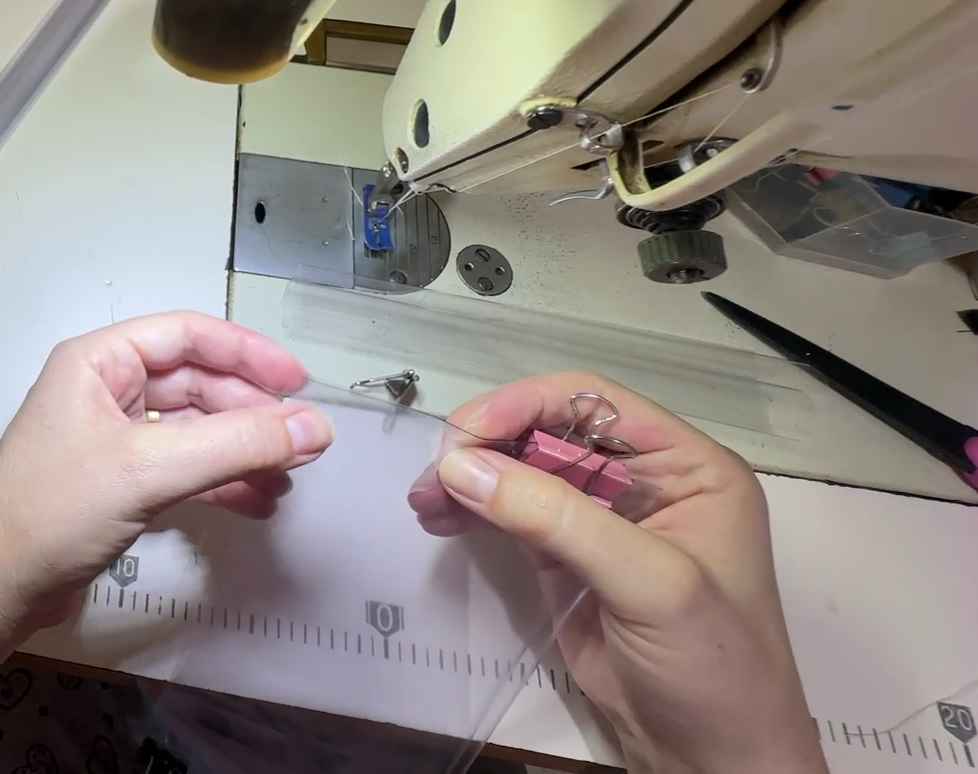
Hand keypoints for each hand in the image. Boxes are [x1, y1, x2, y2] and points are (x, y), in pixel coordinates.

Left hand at [0, 311, 333, 638]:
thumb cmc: (56, 511)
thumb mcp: (149, 470)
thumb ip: (235, 445)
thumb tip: (316, 426)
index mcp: (99, 360)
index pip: (185, 334)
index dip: (246, 351)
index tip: (300, 382)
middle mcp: (105, 388)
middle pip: (193, 381)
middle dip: (248, 410)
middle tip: (304, 441)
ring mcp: (112, 434)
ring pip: (192, 427)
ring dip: (240, 449)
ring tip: (288, 477)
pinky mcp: (118, 478)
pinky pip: (181, 465)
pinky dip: (219, 480)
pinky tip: (255, 502)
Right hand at [407, 373, 825, 773]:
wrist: (708, 761)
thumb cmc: (714, 669)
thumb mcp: (650, 585)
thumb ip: (556, 518)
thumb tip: (457, 466)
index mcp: (681, 465)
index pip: (587, 400)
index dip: (521, 405)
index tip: (464, 437)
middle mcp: (633, 475)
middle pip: (537, 426)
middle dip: (480, 444)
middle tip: (434, 476)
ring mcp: (590, 510)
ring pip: (509, 462)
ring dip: (460, 475)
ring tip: (423, 503)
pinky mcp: (555, 543)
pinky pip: (498, 502)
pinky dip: (461, 504)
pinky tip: (437, 519)